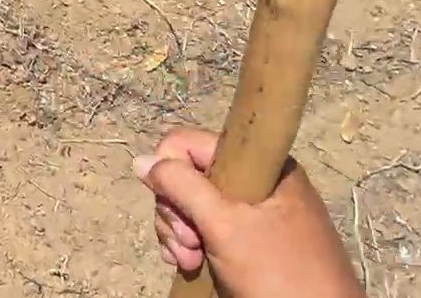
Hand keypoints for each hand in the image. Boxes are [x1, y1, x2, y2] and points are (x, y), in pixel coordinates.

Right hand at [134, 129, 360, 297]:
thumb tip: (141, 161)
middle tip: (187, 241)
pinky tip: (187, 262)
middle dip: (174, 210)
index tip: (178, 206)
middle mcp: (258, 184)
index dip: (171, 170)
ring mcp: (253, 213)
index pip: (190, 144)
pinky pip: (199, 224)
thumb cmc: (280, 277)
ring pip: (187, 201)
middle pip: (185, 175)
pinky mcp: (247, 239)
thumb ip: (179, 184)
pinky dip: (184, 241)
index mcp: (265, 169)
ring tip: (187, 259)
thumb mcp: (223, 224)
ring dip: (175, 230)